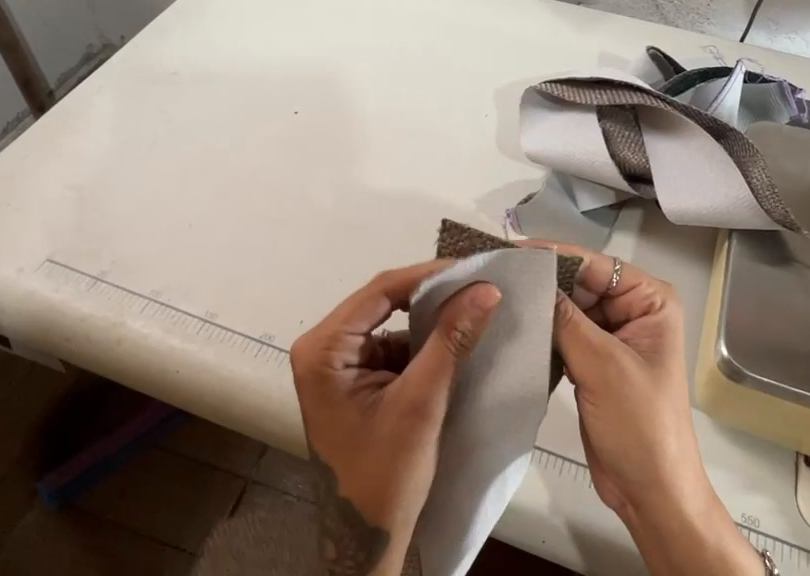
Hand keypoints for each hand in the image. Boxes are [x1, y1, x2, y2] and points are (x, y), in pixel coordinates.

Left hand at [290, 261, 502, 575]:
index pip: (380, 291)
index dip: (429, 276)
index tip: (476, 269)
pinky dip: (426, 345)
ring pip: (393, 323)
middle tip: (480, 285)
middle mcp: (323, 348)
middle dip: (433, 297)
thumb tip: (487, 288)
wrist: (368, 540)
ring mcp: (339, 365)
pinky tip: (458, 339)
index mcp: (322, 348)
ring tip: (477, 306)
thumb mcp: (421, 401)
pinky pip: (394, 347)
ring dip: (432, 320)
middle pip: (384, 303)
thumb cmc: (385, 473)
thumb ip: (451, 339)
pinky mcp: (357, 381)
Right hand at [526, 241, 760, 575]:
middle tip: (492, 274)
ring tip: (493, 296)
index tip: (508, 252)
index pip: (595, 265)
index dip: (553, 256)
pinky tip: (508, 327)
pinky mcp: (593, 361)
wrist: (650, 491)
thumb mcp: (601, 365)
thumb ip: (564, 318)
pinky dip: (540, 333)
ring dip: (537, 307)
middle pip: (579, 283)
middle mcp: (633, 310)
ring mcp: (612, 337)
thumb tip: (526, 278)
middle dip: (541, 281)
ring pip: (567, 308)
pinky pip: (562, 335)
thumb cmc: (639, 423)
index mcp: (650, 300)